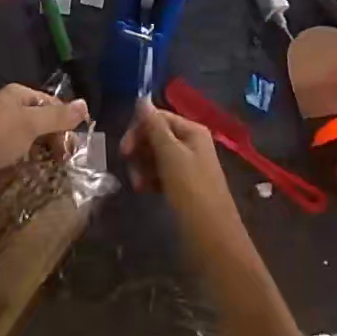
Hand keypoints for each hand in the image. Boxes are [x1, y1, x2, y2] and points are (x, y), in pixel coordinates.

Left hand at [0, 84, 88, 200]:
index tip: (71, 149)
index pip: (52, 104)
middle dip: (55, 140)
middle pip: (41, 122)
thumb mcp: (30, 124)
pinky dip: (24, 163)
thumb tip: (85, 104)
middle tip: (62, 163)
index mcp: (17, 95)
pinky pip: (14, 155)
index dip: (65, 123)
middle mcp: (7, 109)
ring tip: (48, 171)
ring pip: (28, 141)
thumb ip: (58, 116)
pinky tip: (27, 175)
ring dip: (41, 154)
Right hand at [121, 100, 242, 232]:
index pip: (158, 117)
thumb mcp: (171, 155)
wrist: (211, 237)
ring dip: (142, 166)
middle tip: (130, 168)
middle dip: (140, 150)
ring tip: (139, 185)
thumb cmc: (191, 191)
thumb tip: (141, 98)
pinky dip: (150, 178)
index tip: (124, 150)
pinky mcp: (182, 184)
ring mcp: (187, 164)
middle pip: (155, 135)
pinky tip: (145, 190)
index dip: (139, 129)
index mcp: (192, 131)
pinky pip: (160, 173)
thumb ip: (154, 126)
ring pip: (155, 155)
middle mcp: (190, 143)